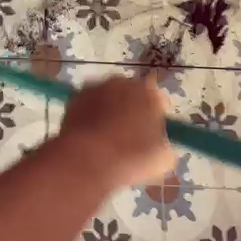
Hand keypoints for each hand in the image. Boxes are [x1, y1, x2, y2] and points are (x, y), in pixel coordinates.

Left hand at [57, 74, 176, 188]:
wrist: (89, 158)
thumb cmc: (132, 158)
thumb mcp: (163, 158)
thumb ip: (164, 143)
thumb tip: (159, 144)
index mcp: (149, 92)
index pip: (158, 100)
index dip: (156, 117)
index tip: (153, 134)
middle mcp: (123, 82)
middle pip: (132, 94)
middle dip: (132, 110)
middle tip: (130, 136)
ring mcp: (96, 86)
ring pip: (108, 98)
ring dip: (110, 111)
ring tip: (107, 138)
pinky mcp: (76, 96)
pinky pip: (89, 104)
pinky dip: (90, 115)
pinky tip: (90, 136)